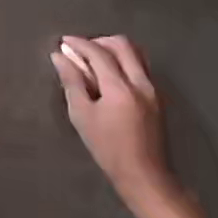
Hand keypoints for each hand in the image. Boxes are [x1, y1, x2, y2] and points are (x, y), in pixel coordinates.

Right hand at [51, 35, 178, 209]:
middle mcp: (141, 82)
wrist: (145, 176)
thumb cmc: (108, 148)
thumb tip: (59, 56)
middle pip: (122, 44)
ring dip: (113, 49)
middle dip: (98, 41)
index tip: (63, 42)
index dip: (79, 43)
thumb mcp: (82, 116)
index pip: (98, 53)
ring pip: (135, 53)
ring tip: (94, 60)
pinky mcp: (157, 96)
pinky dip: (123, 61)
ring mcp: (153, 89)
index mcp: (121, 88)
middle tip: (80, 50)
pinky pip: (140, 66)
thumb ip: (71, 82)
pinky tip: (108, 76)